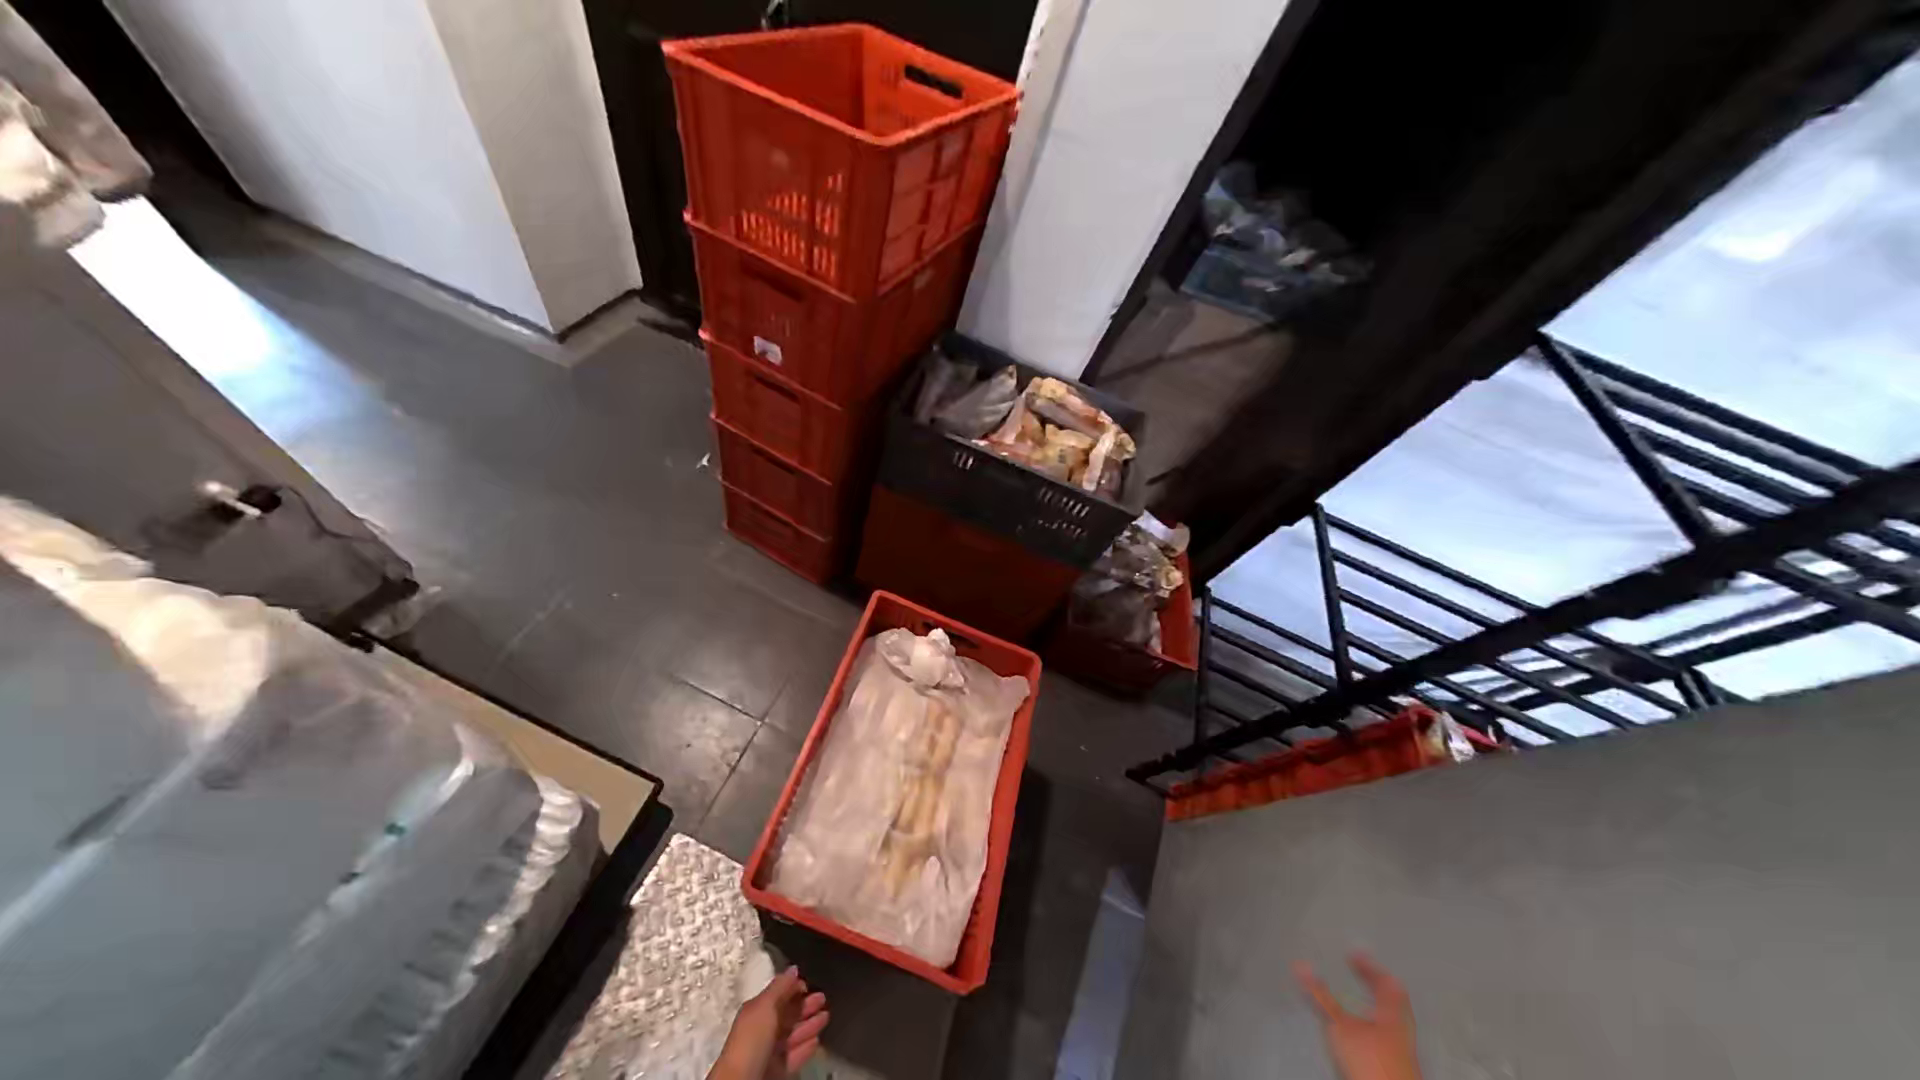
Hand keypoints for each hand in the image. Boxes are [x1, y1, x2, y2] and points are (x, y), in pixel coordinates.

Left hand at [707, 967, 829, 1079]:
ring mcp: (771, 1051)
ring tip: (826, 1016)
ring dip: (809, 1025)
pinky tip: (817, 1041)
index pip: (777, 996)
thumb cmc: (751, 1041)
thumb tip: (794, 968)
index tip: (810, 983)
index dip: (793, 989)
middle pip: (787, 1014)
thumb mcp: (764, 1007)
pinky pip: (795, 1055)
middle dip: (805, 1005)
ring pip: (793, 1034)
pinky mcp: (778, 1070)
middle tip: (823, 997)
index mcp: (756, 1012)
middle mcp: (763, 1030)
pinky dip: (806, 1048)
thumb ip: (780, 987)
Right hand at [1294, 953, 1420, 1079]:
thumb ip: (1319, 995)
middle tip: (1360, 972)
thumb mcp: (1337, 1024)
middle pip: (1391, 998)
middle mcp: (1402, 1027)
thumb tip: (1302, 967)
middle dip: (1372, 983)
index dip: (1368, 965)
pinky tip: (1362, 1032)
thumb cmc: (1371, 1064)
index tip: (1355, 955)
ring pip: (1390, 1017)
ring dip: (1373, 1004)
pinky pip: (1386, 1034)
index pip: (1384, 980)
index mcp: (1392, 1012)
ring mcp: (1403, 1047)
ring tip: (1359, 1000)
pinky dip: (1372, 1024)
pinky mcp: (1398, 1063)